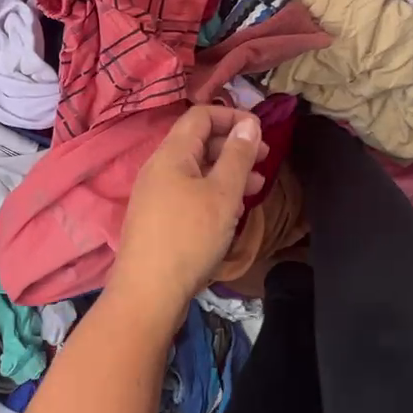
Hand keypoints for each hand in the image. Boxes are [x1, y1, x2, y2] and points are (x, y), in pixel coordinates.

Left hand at [108, 105, 267, 312]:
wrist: (146, 297)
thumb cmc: (188, 238)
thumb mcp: (223, 194)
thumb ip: (238, 155)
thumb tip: (249, 123)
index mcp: (172, 154)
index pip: (201, 115)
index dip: (232, 116)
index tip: (260, 131)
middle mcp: (159, 168)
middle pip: (200, 142)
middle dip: (235, 146)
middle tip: (265, 159)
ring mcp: (156, 195)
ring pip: (197, 170)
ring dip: (228, 172)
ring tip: (257, 187)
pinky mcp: (158, 220)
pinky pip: (190, 193)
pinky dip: (214, 194)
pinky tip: (232, 213)